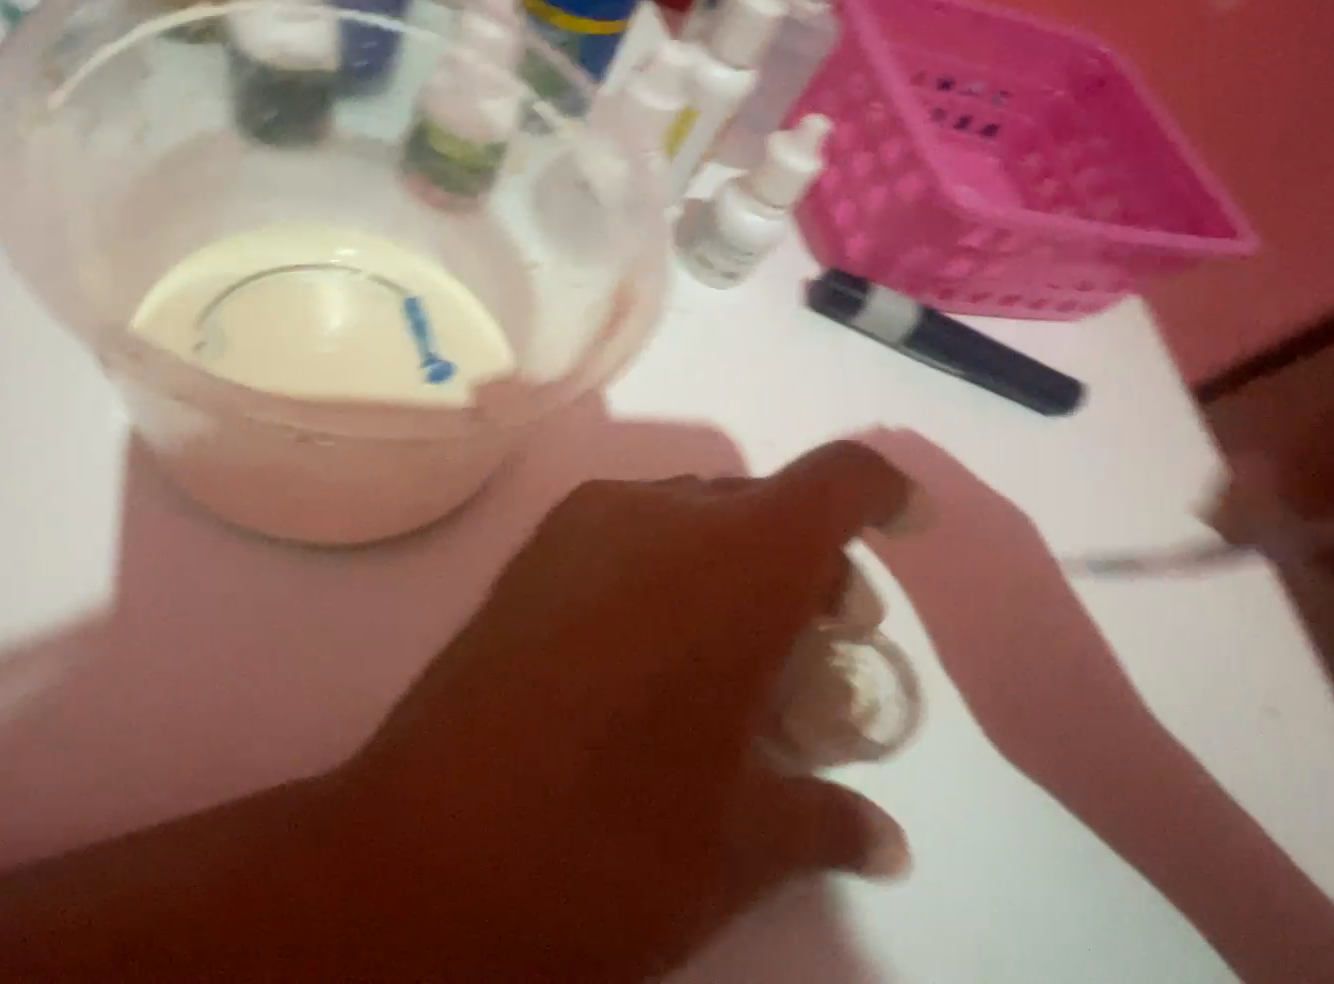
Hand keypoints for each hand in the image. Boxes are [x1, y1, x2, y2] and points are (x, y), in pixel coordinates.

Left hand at [336, 442, 917, 982]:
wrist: (426, 853)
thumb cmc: (611, 842)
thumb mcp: (741, 844)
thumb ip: (824, 822)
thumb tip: (883, 841)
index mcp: (738, 562)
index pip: (838, 481)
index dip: (885, 495)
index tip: (906, 529)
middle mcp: (657, 515)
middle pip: (761, 503)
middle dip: (806, 558)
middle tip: (815, 641)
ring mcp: (578, 528)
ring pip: (688, 515)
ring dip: (731, 563)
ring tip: (731, 656)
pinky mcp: (524, 558)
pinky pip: (622, 535)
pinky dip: (663, 568)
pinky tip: (648, 653)